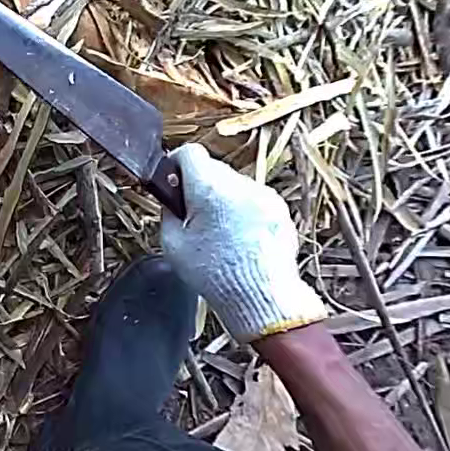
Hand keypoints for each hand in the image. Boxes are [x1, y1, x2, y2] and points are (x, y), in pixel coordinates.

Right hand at [160, 143, 326, 339]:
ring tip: (216, 231)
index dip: (175, 163)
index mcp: (209, 190)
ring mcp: (264, 196)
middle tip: (191, 213)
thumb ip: (169, 211)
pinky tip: (236, 237)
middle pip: (212, 168)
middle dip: (197, 184)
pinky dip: (240, 209)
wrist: (261, 297)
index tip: (171, 180)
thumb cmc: (213, 274)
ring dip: (220, 197)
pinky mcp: (279, 209)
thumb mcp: (172, 243)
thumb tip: (171, 195)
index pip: (190, 152)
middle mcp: (240, 186)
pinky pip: (252, 198)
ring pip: (232, 183)